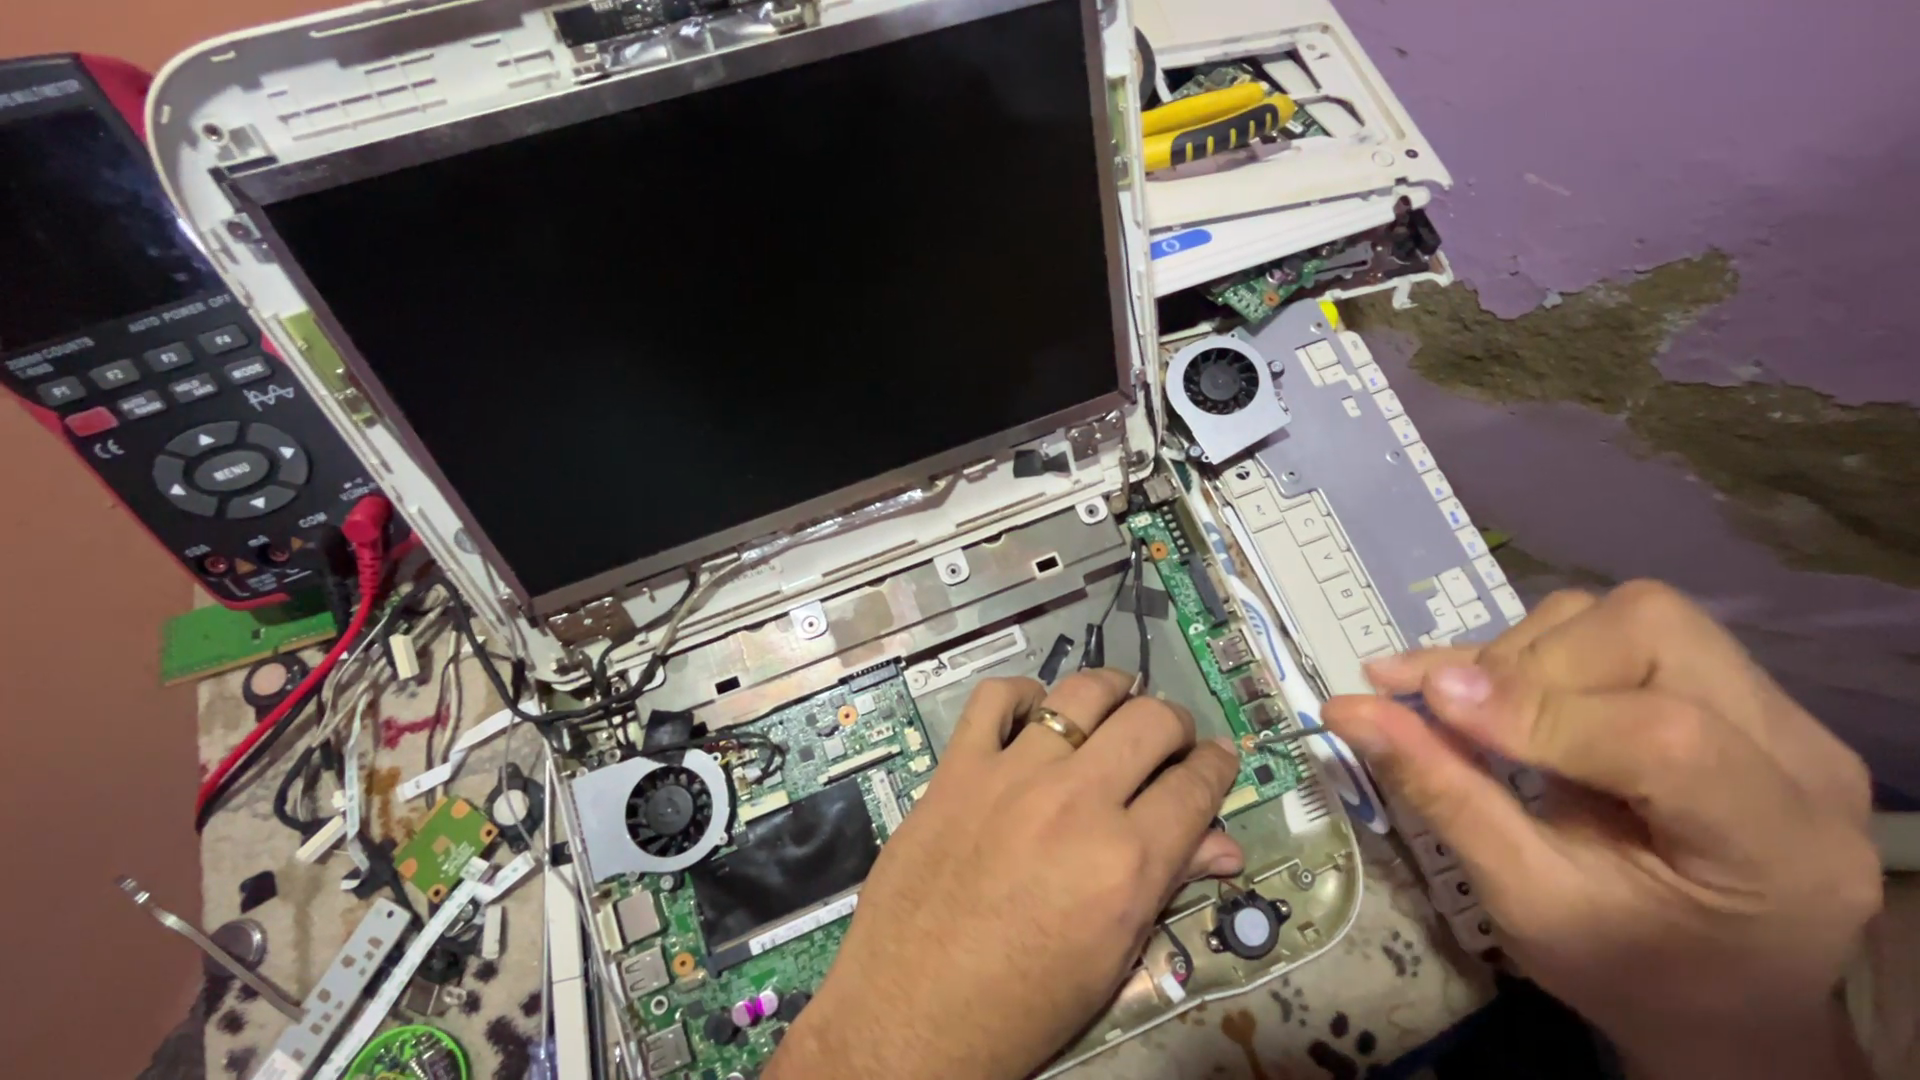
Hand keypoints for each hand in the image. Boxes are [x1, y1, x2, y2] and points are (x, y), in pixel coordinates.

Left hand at [766, 670, 1243, 1079]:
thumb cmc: (1021, 1006)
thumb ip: (1166, 886)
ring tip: (1118, 700)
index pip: (1196, 786)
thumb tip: (1223, 846)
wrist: (909, 1014)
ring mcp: (1012, 776)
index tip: (1220, 757)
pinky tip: (1034, 711)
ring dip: (1112, 691)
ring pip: (1081, 693)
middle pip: (1151, 722)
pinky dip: (1022, 694)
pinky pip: (994, 699)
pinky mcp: (957, 768)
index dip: (1219, 766)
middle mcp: (1076, 802)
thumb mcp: (1110, 961)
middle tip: (1169, 739)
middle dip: (1176, 724)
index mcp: (1126, 862)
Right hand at [1322, 582, 1881, 1079]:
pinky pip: (1622, 627)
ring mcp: (1775, 713)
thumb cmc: (1625, 969)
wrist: (1719, 992)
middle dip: (1527, 663)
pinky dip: (1536, 647)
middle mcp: (1800, 756)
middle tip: (1448, 711)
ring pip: (1631, 613)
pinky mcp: (1734, 693)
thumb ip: (1444, 796)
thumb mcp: (1524, 901)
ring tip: (1467, 706)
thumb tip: (1348, 708)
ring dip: (1525, 650)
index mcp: (1776, 847)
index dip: (1533, 708)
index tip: (1422, 703)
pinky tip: (1488, 691)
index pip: (1666, 736)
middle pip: (1652, 632)